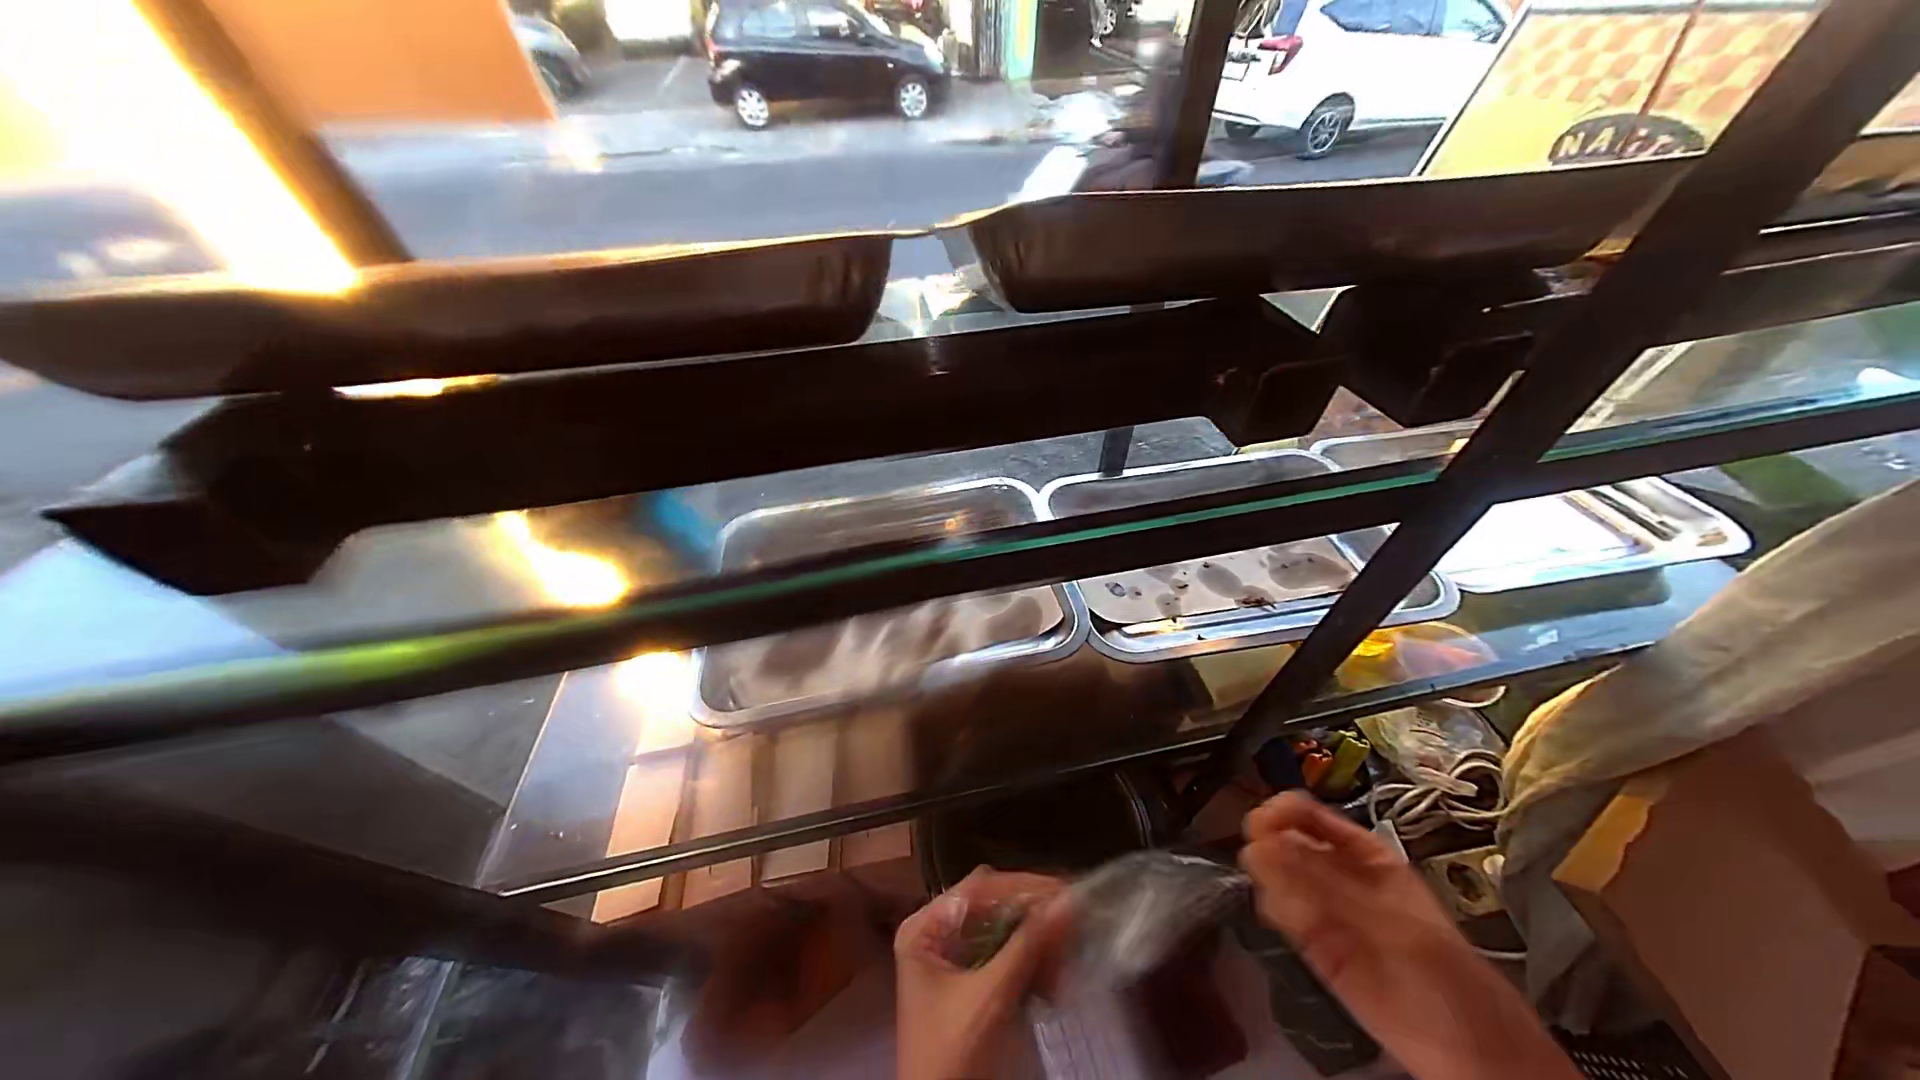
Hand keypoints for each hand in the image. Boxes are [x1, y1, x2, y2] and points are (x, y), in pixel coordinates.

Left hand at [895, 868, 1070, 1079]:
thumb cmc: (952, 1053)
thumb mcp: (990, 996)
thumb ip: (1028, 945)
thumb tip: (1068, 901)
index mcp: (925, 928)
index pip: (979, 887)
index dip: (1023, 886)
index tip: (1066, 891)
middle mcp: (937, 934)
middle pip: (994, 907)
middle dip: (1034, 919)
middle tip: (1073, 924)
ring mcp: (954, 960)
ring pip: (1006, 933)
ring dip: (1039, 946)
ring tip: (1065, 963)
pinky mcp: (973, 985)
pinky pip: (1008, 960)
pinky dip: (1033, 968)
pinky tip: (1055, 985)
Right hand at [1240, 792, 1579, 1079]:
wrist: (1475, 1060)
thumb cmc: (1448, 978)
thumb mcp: (1394, 924)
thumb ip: (1328, 886)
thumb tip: (1263, 845)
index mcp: (1366, 856)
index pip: (1311, 815)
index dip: (1284, 811)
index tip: (1263, 822)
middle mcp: (1338, 875)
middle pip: (1287, 840)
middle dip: (1269, 844)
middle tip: (1260, 859)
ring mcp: (1323, 910)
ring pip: (1277, 876)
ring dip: (1270, 881)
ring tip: (1284, 901)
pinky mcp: (1312, 944)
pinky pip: (1282, 914)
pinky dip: (1276, 912)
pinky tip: (1284, 920)